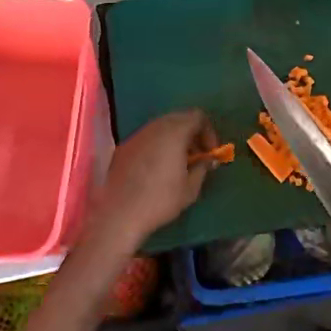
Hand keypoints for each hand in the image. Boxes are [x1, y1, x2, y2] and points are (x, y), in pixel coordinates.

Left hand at [87, 110, 216, 253]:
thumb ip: (203, 168)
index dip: (208, 132)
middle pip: (179, 118)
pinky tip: (157, 167)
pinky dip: (158, 145)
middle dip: (192, 133)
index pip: (197, 117)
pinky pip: (147, 138)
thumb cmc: (160, 200)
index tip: (210, 153)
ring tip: (178, 162)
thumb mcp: (190, 188)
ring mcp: (137, 136)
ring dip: (175, 139)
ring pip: (161, 127)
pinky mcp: (124, 147)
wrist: (120, 213)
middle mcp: (155, 127)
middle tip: (197, 155)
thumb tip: (208, 160)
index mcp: (174, 132)